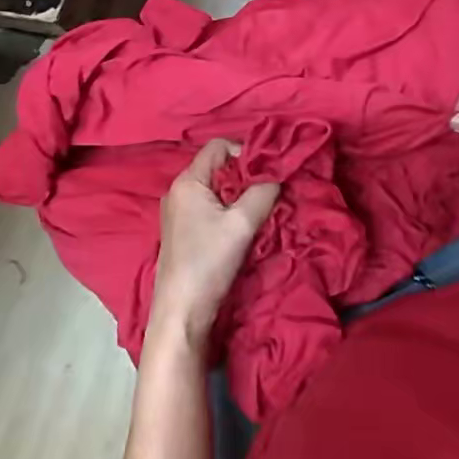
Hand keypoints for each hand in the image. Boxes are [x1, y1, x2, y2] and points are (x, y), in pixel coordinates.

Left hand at [151, 139, 279, 348]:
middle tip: (271, 187)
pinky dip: (230, 208)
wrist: (182, 312)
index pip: (219, 146)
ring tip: (262, 206)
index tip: (269, 168)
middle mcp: (179, 191)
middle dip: (247, 173)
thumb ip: (263, 191)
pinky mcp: (184, 231)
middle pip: (218, 166)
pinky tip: (245, 224)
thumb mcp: (243, 223)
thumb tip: (279, 174)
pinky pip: (211, 206)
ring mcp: (179, 212)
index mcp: (188, 182)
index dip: (246, 150)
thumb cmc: (208, 262)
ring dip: (241, 193)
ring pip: (217, 188)